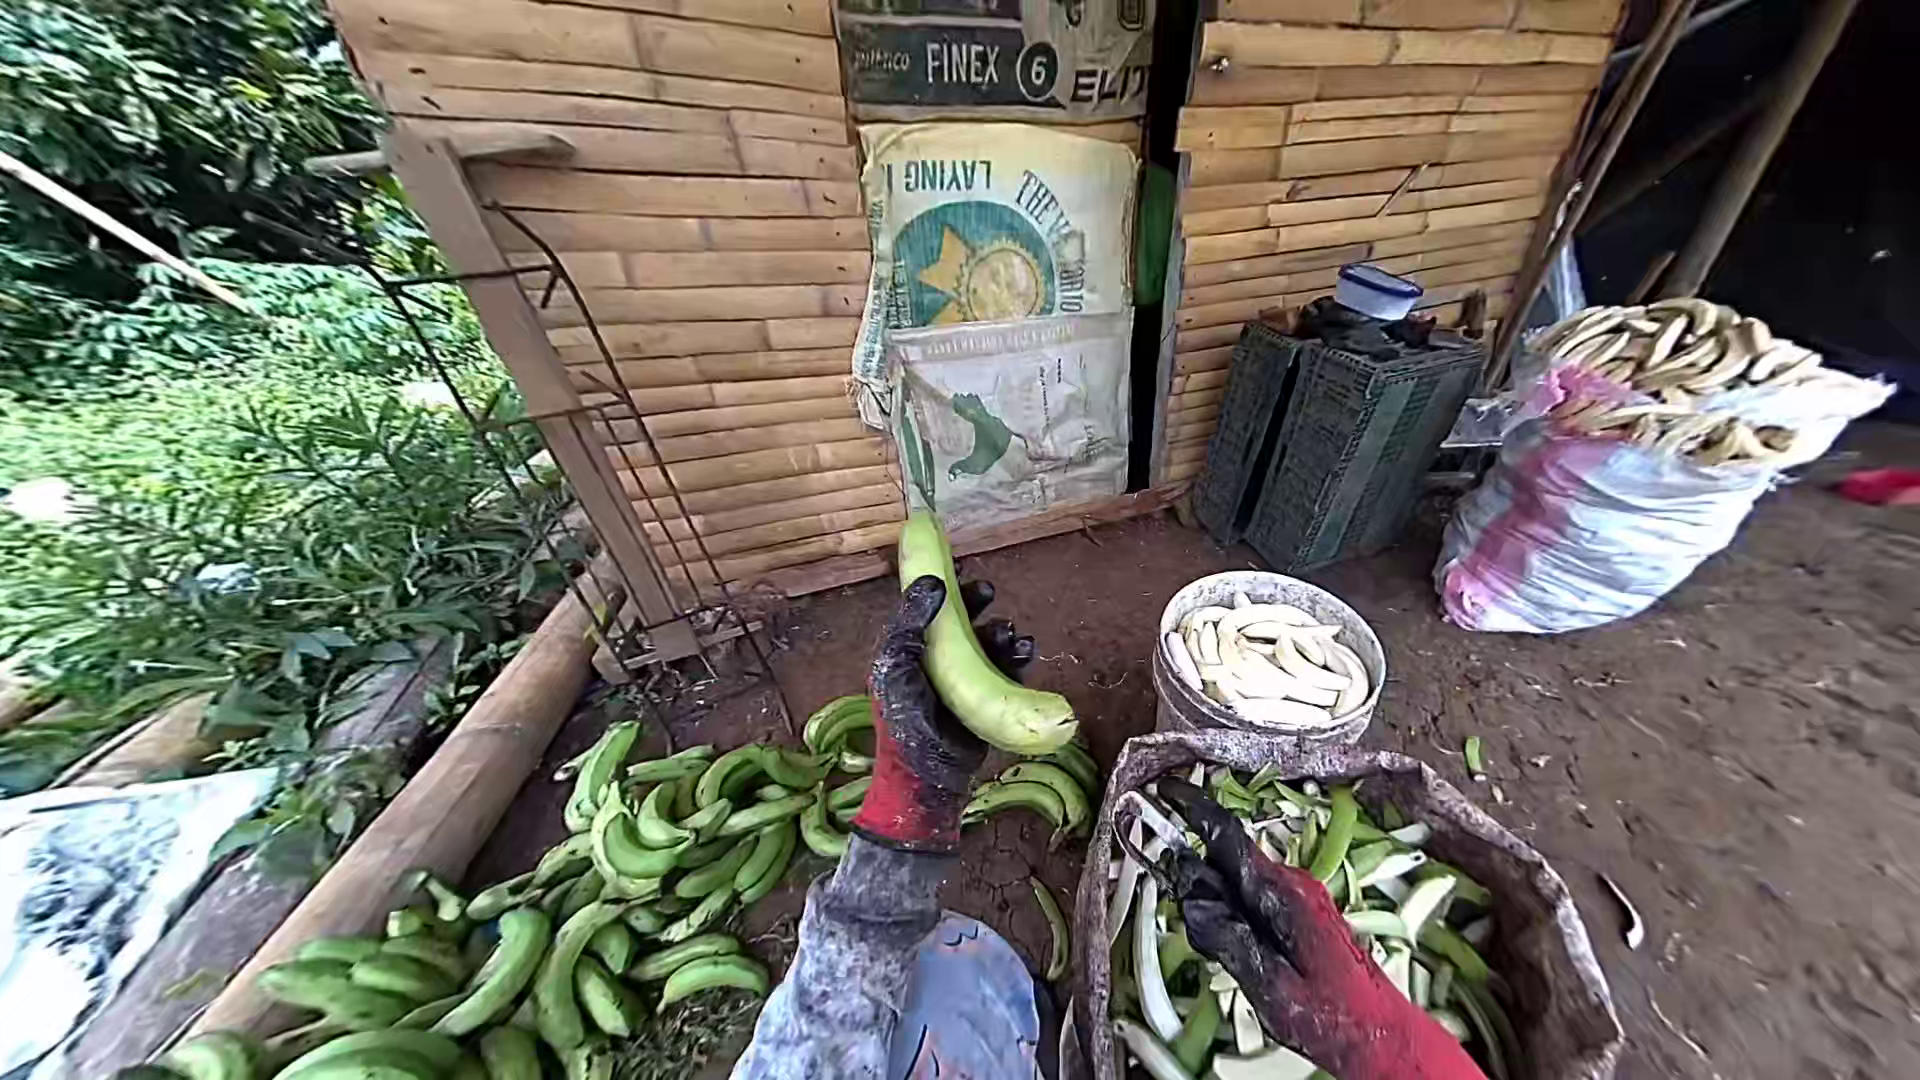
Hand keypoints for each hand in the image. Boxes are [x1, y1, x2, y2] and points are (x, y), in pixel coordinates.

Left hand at [852, 575, 1032, 852]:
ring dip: (1001, 633)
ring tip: (1009, 633)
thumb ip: (910, 625)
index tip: (955, 573)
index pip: (931, 609)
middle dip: (977, 604)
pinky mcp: (992, 698)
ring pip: (990, 644)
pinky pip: (1010, 671)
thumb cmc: (902, 721)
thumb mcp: (895, 667)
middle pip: (963, 620)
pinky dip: (1019, 658)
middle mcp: (942, 659)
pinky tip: (1025, 651)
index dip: (945, 588)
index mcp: (914, 649)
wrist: (926, 775)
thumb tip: (932, 582)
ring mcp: (969, 679)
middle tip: (987, 592)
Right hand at [1159, 778, 1485, 1079]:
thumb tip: (1189, 895)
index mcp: (1280, 892)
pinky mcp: (1301, 906)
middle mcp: (1289, 880)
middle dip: (1201, 879)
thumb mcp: (1271, 990)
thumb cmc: (1336, 1022)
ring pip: (1238, 877)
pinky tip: (1246, 952)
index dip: (1191, 807)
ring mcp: (1297, 891)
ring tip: (1231, 953)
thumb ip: (1226, 937)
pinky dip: (1236, 909)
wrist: (1393, 1041)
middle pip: (1226, 858)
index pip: (1226, 834)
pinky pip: (1253, 892)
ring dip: (1220, 900)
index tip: (1163, 789)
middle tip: (1196, 923)